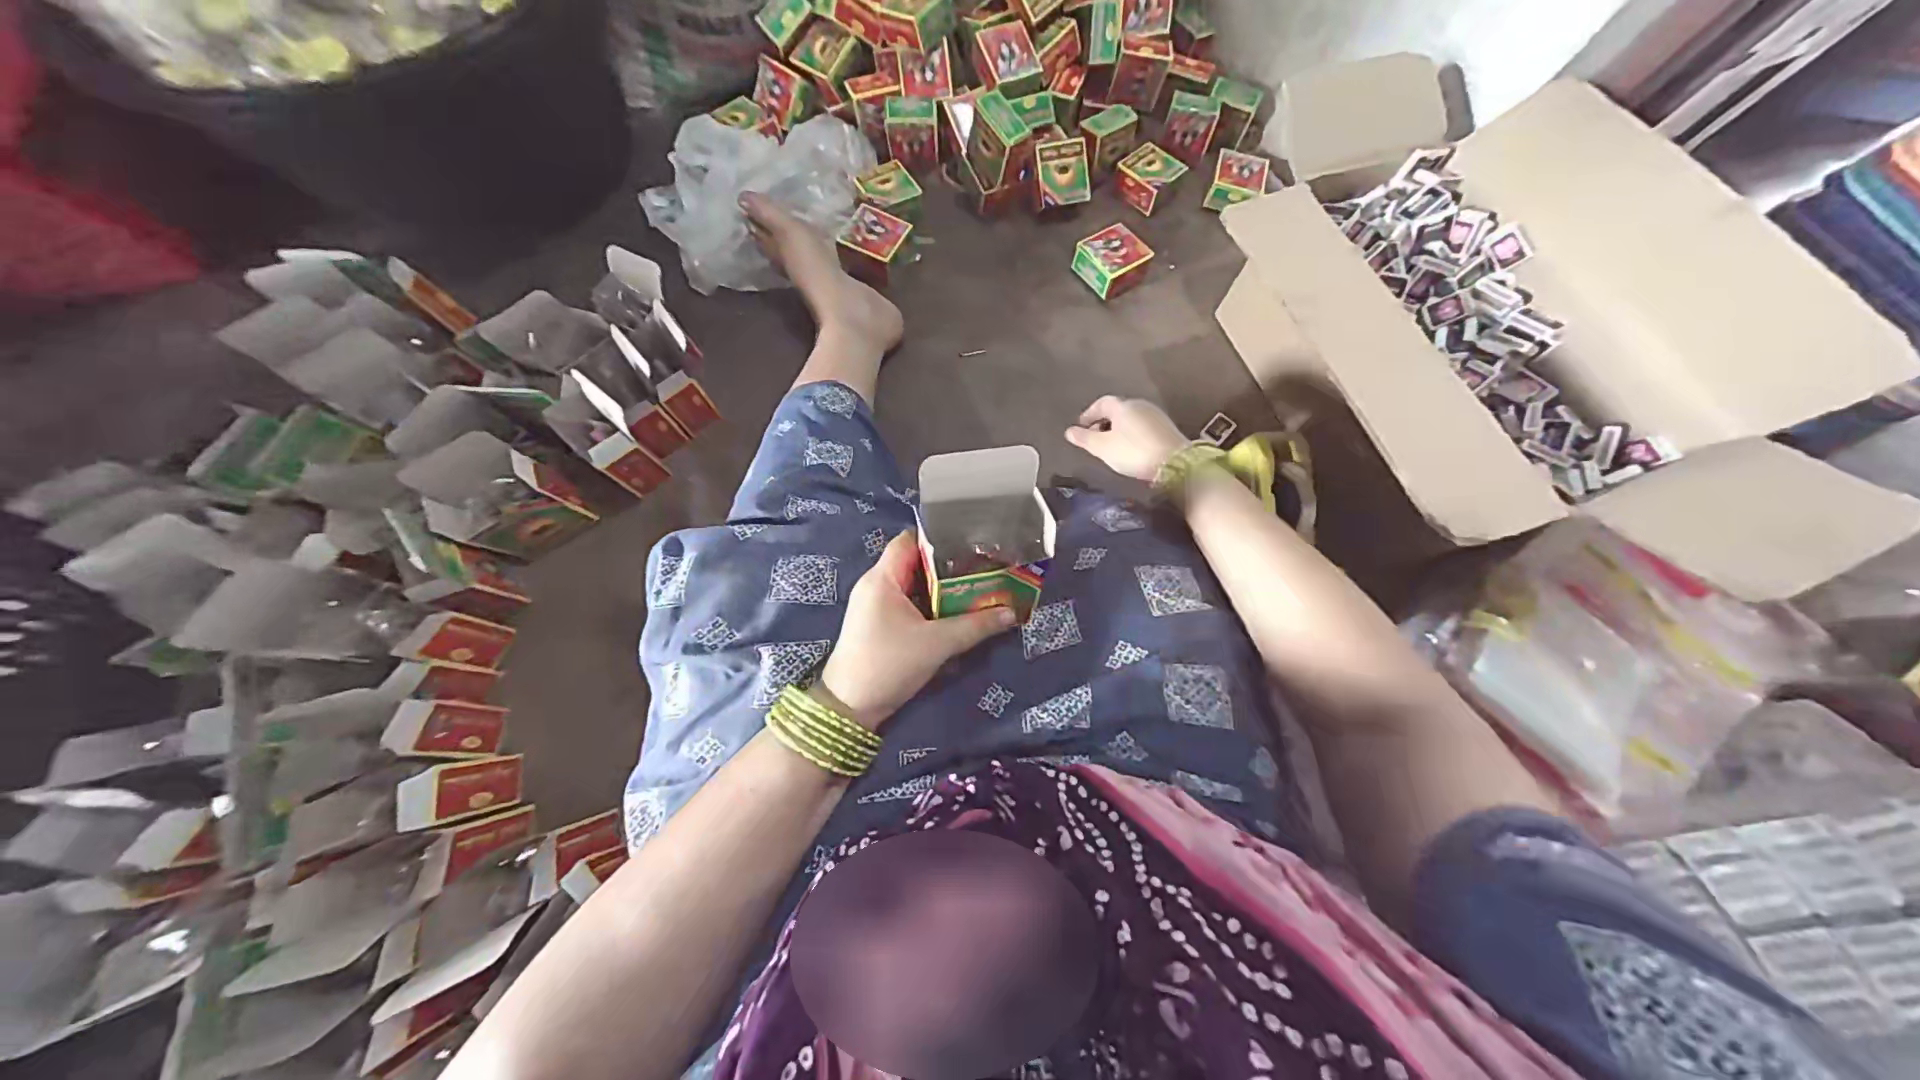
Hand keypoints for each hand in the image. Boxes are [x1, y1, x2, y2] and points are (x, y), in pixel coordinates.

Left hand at [817, 531, 1015, 730]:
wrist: (849, 708)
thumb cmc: (889, 665)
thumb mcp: (937, 644)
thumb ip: (975, 626)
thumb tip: (1011, 613)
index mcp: (882, 579)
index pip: (908, 541)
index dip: (938, 539)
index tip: (969, 544)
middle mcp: (874, 586)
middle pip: (913, 562)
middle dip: (946, 566)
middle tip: (980, 569)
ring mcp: (873, 606)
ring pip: (911, 585)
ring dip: (939, 589)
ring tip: (973, 588)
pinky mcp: (876, 625)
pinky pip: (906, 603)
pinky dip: (927, 605)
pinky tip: (952, 612)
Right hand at [1064, 396, 1191, 481]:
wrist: (1174, 463)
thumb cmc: (1133, 452)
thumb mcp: (1102, 448)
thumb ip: (1084, 439)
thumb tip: (1069, 431)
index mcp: (1122, 406)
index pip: (1101, 403)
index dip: (1089, 414)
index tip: (1081, 426)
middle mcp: (1139, 405)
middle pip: (1117, 409)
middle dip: (1103, 421)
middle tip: (1094, 436)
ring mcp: (1155, 415)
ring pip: (1130, 418)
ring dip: (1118, 428)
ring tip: (1110, 444)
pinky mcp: (1166, 428)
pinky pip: (1142, 426)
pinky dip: (1131, 433)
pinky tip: (1130, 448)